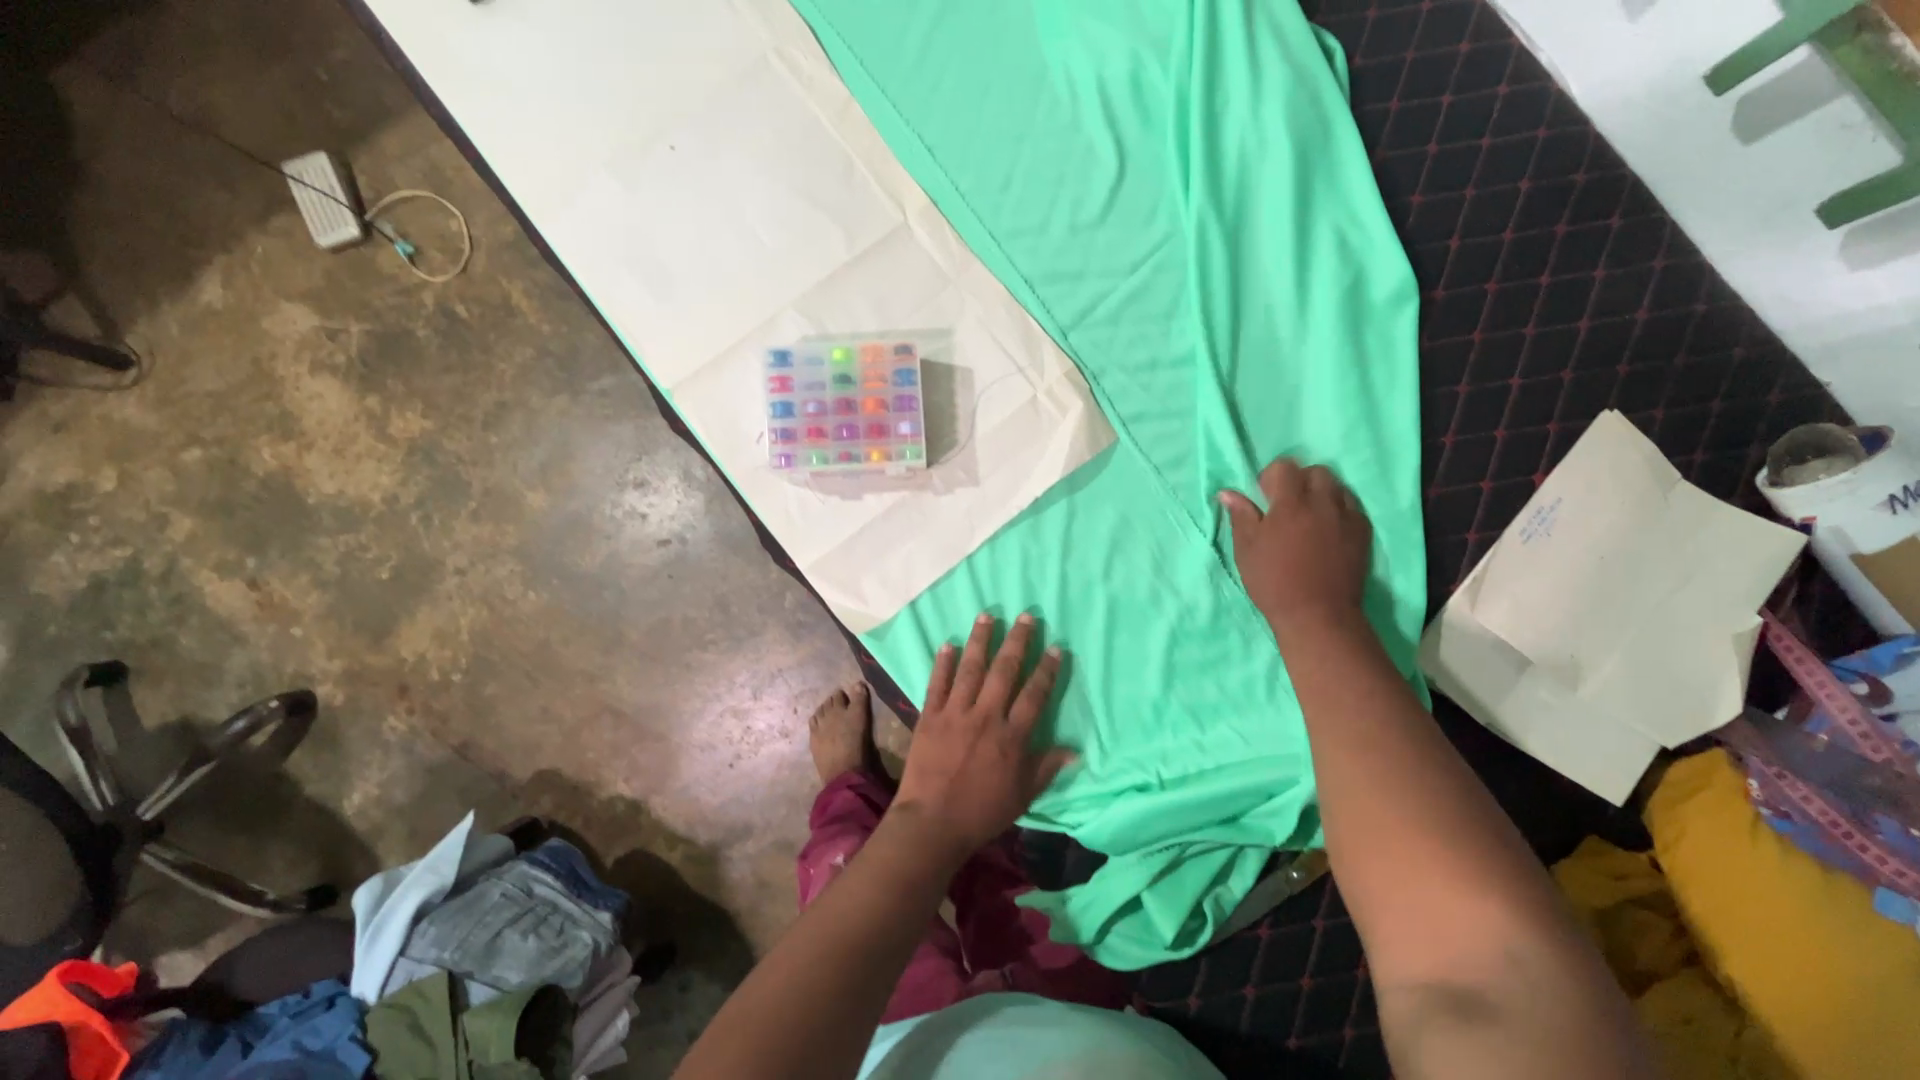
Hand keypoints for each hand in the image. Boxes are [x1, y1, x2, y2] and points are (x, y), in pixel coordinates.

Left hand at [892, 613, 1072, 858]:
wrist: (932, 823)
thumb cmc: (981, 813)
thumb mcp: (1022, 796)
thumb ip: (1046, 768)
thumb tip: (1074, 750)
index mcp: (1012, 737)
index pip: (1035, 695)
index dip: (1047, 669)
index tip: (1056, 647)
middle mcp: (986, 717)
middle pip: (1005, 671)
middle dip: (1017, 641)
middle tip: (1026, 616)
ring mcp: (955, 714)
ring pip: (970, 669)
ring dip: (980, 640)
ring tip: (987, 616)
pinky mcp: (929, 717)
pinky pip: (937, 684)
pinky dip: (943, 663)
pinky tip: (948, 644)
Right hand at [1219, 458, 1372, 636]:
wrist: (1318, 615)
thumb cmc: (1274, 583)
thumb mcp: (1247, 550)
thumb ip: (1241, 516)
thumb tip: (1228, 492)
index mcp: (1290, 504)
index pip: (1284, 467)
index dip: (1271, 478)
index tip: (1265, 499)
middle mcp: (1322, 502)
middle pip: (1315, 472)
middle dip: (1300, 482)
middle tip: (1288, 507)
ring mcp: (1346, 516)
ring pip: (1337, 486)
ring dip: (1322, 494)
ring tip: (1311, 517)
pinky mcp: (1363, 532)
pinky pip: (1352, 507)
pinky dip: (1340, 510)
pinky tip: (1329, 530)